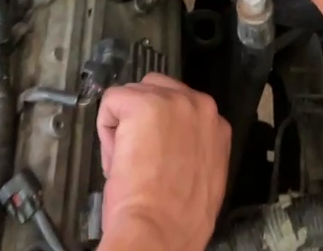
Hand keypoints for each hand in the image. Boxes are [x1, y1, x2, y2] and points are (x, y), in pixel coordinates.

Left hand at [97, 74, 230, 250]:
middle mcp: (199, 104)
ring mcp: (170, 100)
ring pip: (133, 94)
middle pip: (157, 90)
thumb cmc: (179, 220)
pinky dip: (106, 127)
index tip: (156, 156)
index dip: (163, 132)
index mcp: (216, 125)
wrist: (158, 232)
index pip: (181, 108)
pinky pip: (111, 101)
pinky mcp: (141, 103)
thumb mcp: (206, 178)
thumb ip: (196, 149)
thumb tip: (176, 145)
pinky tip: (116, 157)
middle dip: (142, 117)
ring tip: (128, 160)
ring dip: (124, 122)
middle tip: (139, 156)